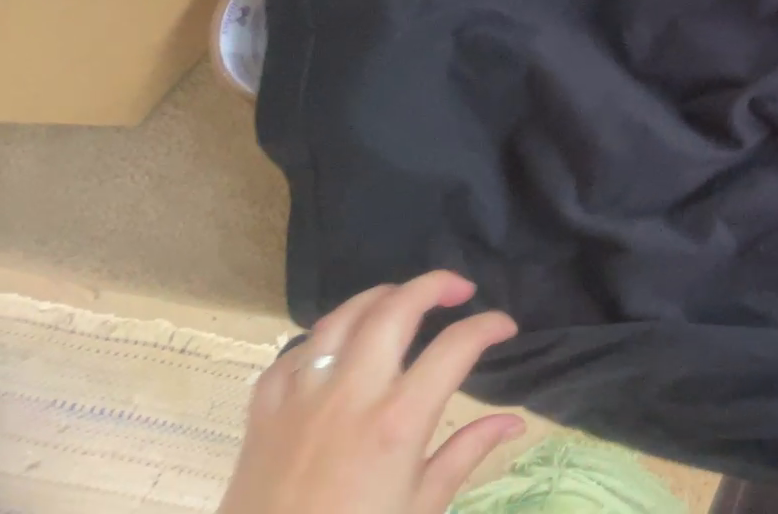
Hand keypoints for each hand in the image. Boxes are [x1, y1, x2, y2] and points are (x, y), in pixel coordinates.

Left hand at [219, 271, 522, 513]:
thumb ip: (466, 452)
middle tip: (461, 290)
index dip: (489, 325)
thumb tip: (514, 422)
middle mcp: (352, 395)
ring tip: (404, 299)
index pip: (457, 345)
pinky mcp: (262, 416)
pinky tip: (340, 346)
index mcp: (399, 419)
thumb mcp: (422, 507)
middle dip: (436, 285)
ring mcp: (301, 401)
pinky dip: (322, 338)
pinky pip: (292, 355)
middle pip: (396, 310)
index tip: (505, 328)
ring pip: (341, 318)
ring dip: (380, 296)